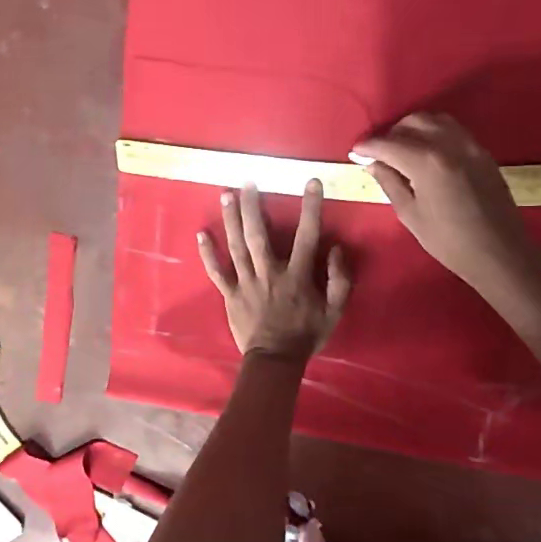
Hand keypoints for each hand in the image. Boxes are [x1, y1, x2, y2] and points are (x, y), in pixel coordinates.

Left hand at [198, 180, 352, 359]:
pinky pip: (217, 271)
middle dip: (254, 206)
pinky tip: (201, 234)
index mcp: (296, 276)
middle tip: (249, 181)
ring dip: (231, 219)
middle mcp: (269, 273)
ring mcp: (246, 283)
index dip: (311, 208)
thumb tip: (336, 250)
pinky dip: (208, 253)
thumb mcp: (334, 311)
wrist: (275, 361)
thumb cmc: (306, 334)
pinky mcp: (230, 295)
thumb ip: (339, 280)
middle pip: (259, 234)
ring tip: (227, 194)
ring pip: (236, 247)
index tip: (311, 182)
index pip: (306, 236)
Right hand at [350, 113, 539, 290]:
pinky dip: (435, 132)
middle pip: (412, 123)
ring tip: (403, 149)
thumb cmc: (450, 242)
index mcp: (427, 162)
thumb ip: (390, 183)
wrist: (500, 252)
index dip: (368, 147)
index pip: (389, 144)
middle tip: (379, 154)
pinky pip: (453, 129)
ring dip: (414, 128)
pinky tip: (428, 152)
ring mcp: (470, 145)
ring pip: (435, 120)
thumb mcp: (411, 216)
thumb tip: (373, 164)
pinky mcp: (483, 151)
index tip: (355, 152)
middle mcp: (449, 144)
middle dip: (391, 134)